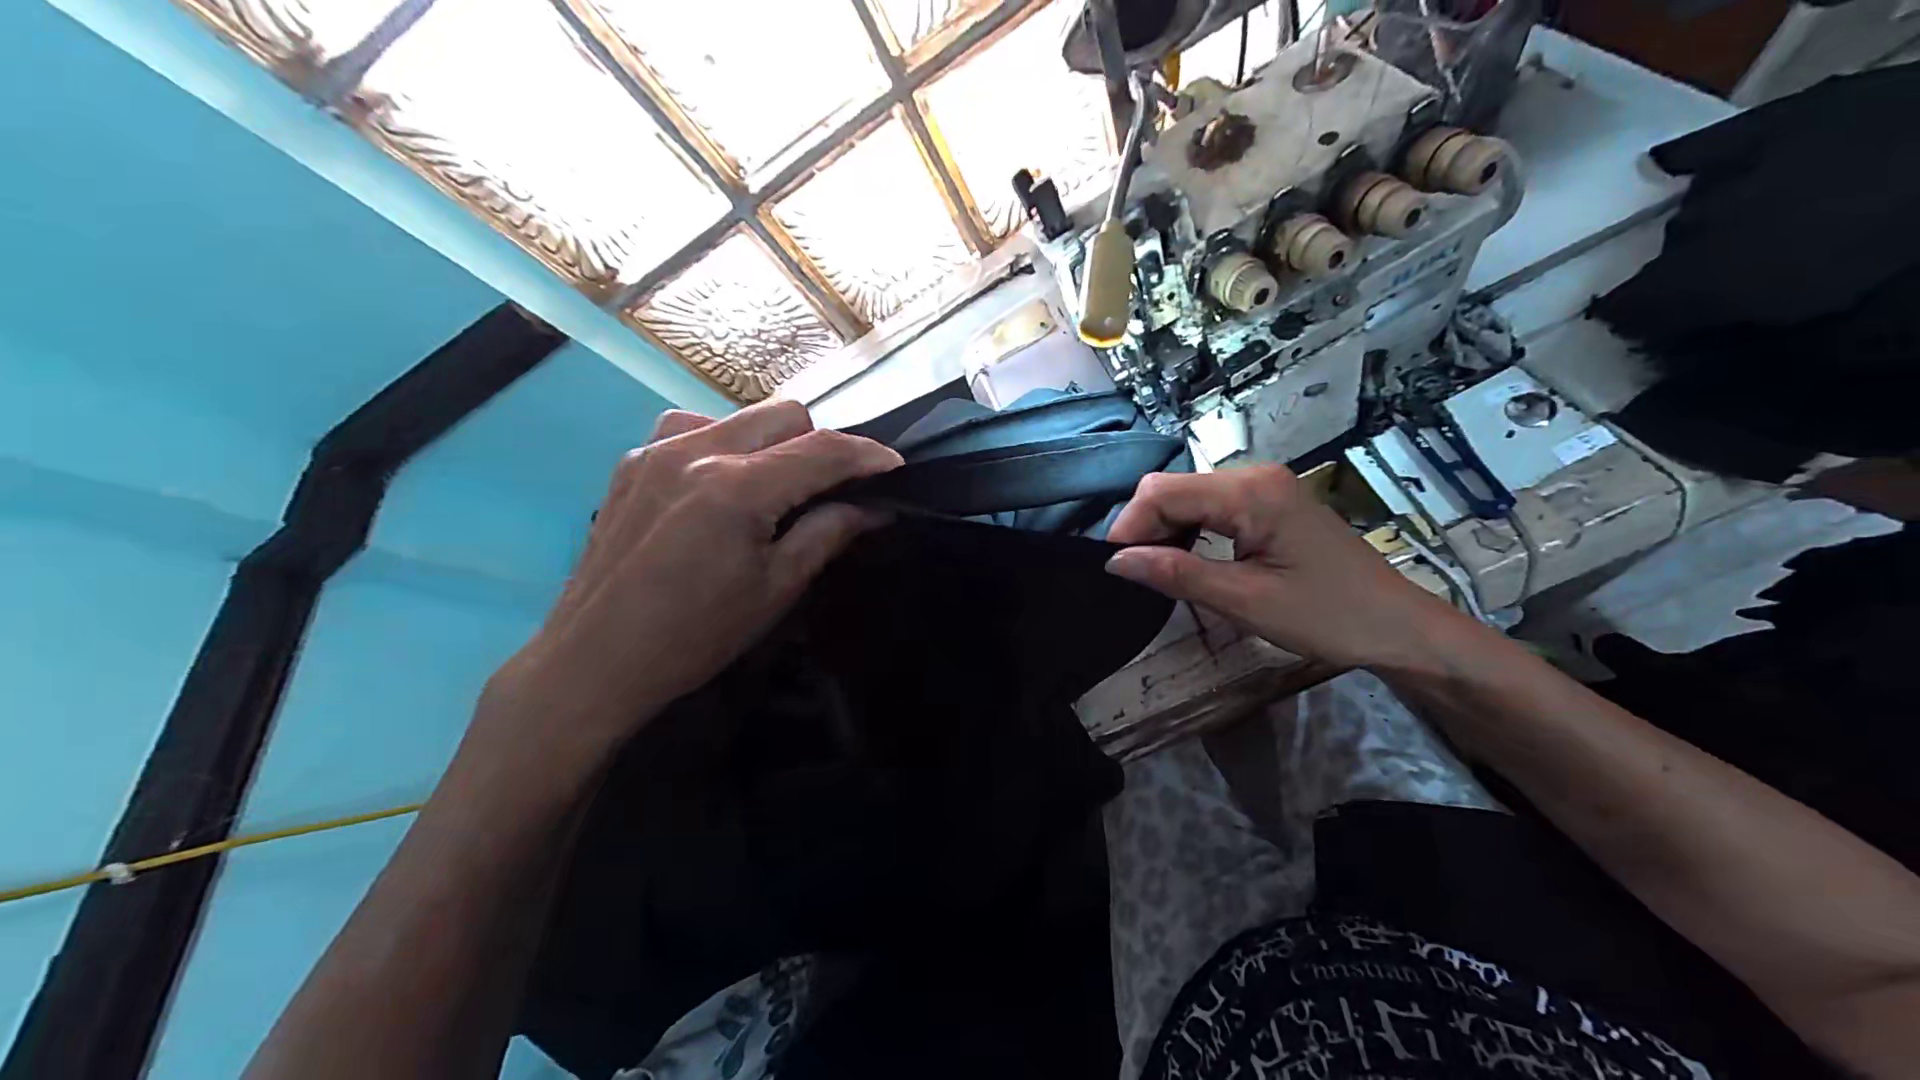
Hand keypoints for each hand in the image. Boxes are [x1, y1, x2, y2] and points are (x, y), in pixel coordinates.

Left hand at [477, 400, 901, 765]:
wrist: (596, 660)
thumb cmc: (695, 636)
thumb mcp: (776, 589)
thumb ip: (828, 534)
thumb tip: (874, 509)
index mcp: (736, 488)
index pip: (822, 450)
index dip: (867, 455)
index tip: (894, 466)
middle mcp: (695, 451)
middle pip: (785, 414)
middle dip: (821, 444)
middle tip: (831, 488)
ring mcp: (656, 450)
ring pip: (741, 415)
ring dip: (774, 440)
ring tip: (776, 485)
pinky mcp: (632, 462)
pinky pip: (695, 428)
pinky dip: (727, 445)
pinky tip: (723, 483)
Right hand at [1104, 466, 1482, 671]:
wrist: (1399, 627)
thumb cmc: (1327, 616)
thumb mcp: (1245, 600)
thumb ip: (1177, 574)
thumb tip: (1116, 561)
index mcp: (1250, 492)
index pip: (1162, 492)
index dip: (1130, 526)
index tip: (1115, 569)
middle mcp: (1254, 476)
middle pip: (1172, 487)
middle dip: (1144, 527)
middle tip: (1135, 575)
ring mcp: (1264, 486)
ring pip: (1188, 495)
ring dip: (1164, 530)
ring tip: (1157, 571)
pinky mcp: (1269, 502)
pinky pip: (1210, 505)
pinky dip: (1188, 529)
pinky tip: (1186, 559)